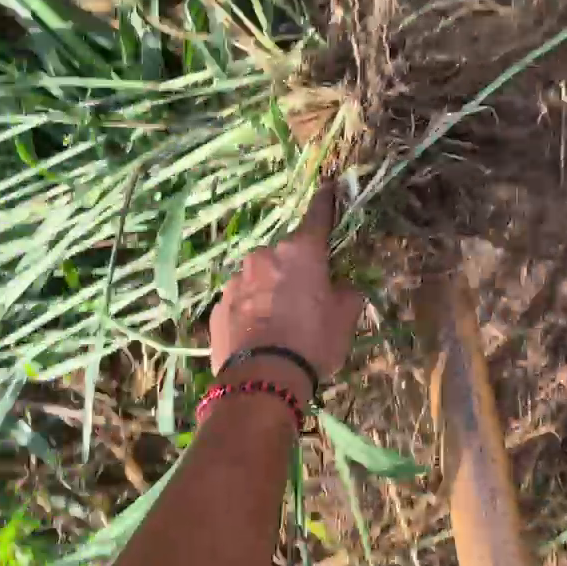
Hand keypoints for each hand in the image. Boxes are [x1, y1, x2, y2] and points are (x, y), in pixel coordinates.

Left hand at [209, 185, 363, 400]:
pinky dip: (251, 310)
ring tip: (280, 324)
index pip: (317, 216)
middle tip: (308, 298)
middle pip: (286, 254)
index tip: (329, 185)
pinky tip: (259, 336)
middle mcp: (265, 256)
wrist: (261, 380)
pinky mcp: (218, 305)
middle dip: (296, 269)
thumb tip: (344, 285)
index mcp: (301, 251)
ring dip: (270, 290)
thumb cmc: (312, 342)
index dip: (326, 201)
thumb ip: (347, 293)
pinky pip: (241, 300)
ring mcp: (237, 279)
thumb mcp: (345, 319)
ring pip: (260, 277)